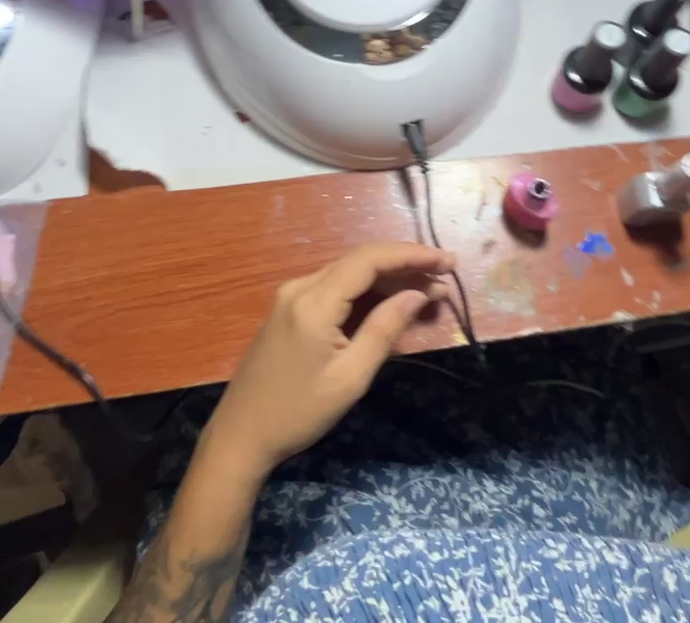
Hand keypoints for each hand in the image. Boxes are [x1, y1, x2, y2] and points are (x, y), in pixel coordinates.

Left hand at [202, 243, 452, 476]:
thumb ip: (384, 330)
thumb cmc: (298, 412)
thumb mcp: (350, 377)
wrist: (241, 434)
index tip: (447, 261)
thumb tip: (417, 295)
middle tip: (446, 278)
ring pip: (349, 275)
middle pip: (360, 262)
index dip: (411, 255)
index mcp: (313, 301)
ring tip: (429, 292)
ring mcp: (292, 297)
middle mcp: (300, 288)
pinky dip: (367, 294)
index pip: (369, 260)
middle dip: (405, 266)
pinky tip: (393, 304)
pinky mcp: (290, 310)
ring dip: (388, 280)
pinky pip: (335, 290)